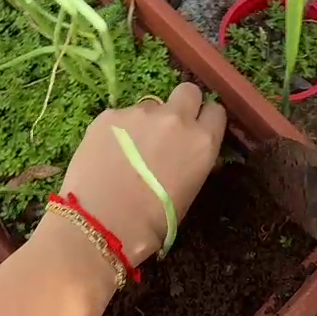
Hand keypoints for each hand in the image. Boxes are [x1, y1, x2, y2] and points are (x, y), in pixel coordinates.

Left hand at [59, 83, 225, 265]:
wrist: (101, 224)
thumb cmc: (151, 224)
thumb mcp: (187, 194)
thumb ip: (192, 161)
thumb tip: (187, 152)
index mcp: (202, 142)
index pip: (215, 112)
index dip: (205, 120)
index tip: (197, 130)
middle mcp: (175, 119)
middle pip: (188, 91)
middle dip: (182, 104)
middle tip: (169, 128)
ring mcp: (141, 112)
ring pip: (150, 106)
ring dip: (146, 121)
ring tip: (129, 150)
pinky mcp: (110, 114)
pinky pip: (121, 116)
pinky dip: (118, 130)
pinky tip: (107, 154)